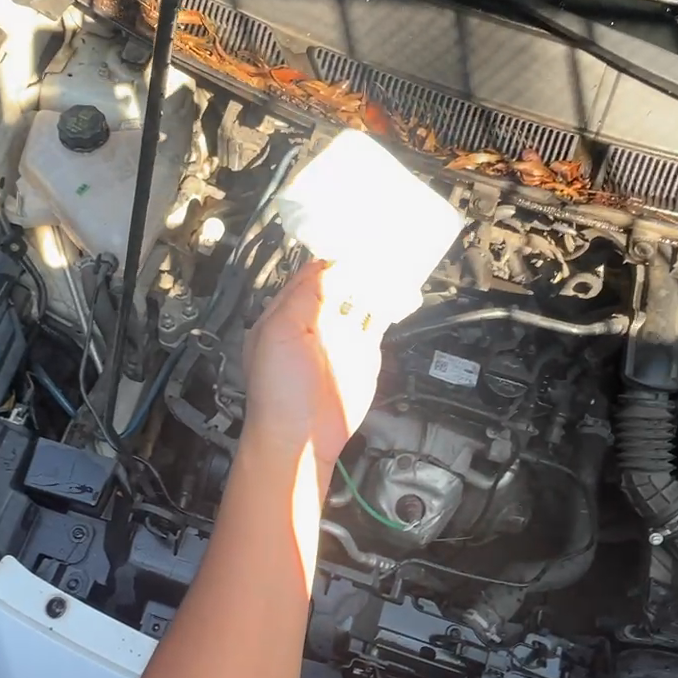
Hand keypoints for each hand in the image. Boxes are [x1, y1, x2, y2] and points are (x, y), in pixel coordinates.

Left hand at [241, 261, 386, 470]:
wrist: (302, 437)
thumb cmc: (279, 390)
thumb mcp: (280, 332)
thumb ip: (305, 298)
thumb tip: (332, 267)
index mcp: (285, 312)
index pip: (310, 275)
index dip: (331, 258)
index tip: (352, 240)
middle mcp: (314, 320)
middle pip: (340, 282)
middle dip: (357, 264)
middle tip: (380, 242)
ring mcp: (341, 335)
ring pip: (361, 296)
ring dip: (375, 279)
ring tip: (393, 257)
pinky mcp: (363, 351)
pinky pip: (377, 319)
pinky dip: (389, 302)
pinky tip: (399, 286)